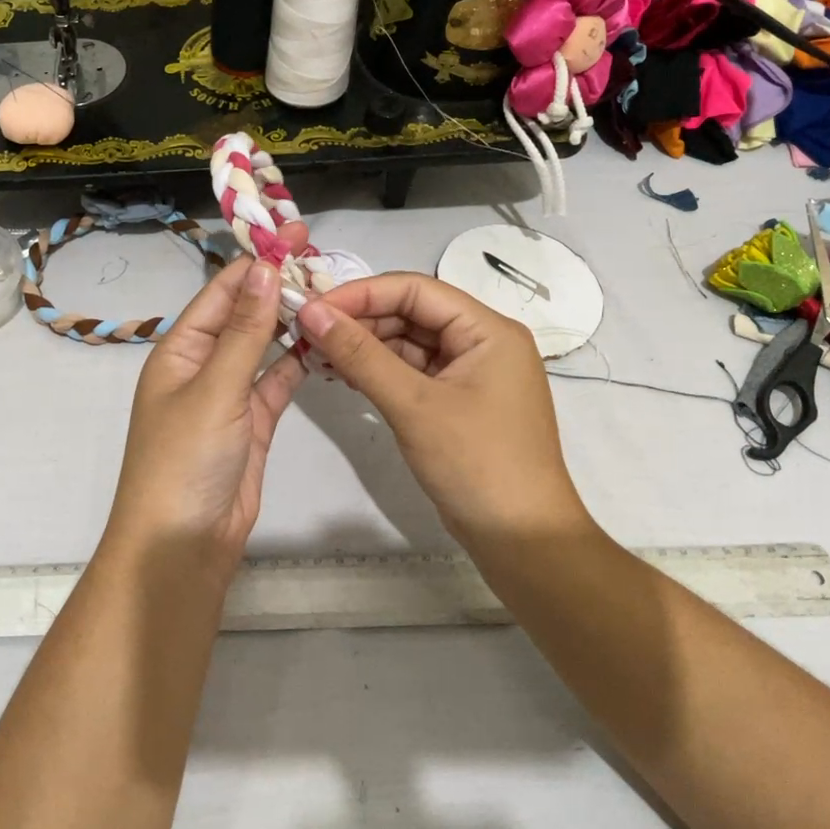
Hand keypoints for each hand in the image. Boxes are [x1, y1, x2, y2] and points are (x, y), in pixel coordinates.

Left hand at [108, 258, 307, 575]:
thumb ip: (244, 332)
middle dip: (277, 289)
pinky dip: (298, 363)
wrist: (183, 543)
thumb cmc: (186, 460)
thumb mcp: (214, 390)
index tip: (295, 238)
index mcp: (179, 351)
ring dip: (291, 323)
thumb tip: (265, 270)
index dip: (255, 265)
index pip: (220, 294)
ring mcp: (229, 397)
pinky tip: (325, 342)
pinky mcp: (253, 425)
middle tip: (324, 261)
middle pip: (243, 317)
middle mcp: (201, 367)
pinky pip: (277, 382)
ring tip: (333, 293)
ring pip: (263, 348)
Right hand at [297, 274, 590, 543]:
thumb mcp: (412, 405)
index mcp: (488, 330)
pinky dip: (380, 371)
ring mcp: (472, 373)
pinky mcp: (459, 401)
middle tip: (307, 333)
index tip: (312, 307)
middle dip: (360, 320)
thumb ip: (360, 355)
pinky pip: (414, 371)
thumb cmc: (476, 463)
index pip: (415, 289)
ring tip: (318, 356)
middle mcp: (483, 342)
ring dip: (365, 346)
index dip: (361, 292)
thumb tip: (311, 312)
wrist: (521, 539)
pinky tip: (344, 376)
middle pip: (412, 313)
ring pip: (410, 342)